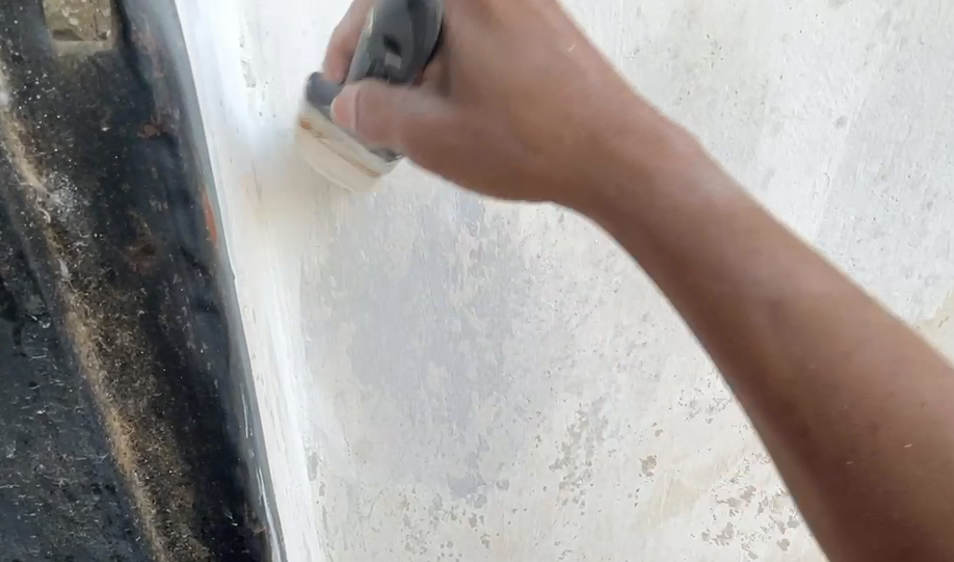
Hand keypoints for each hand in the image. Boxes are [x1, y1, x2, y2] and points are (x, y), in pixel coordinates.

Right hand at [322, 0, 680, 212]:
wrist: (613, 153)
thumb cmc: (527, 141)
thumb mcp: (434, 136)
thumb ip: (378, 113)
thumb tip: (348, 103)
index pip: (381, 0)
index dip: (350, 39)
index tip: (340, 83)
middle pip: (414, 7)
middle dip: (385, 53)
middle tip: (376, 105)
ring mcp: (522, 1)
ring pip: (446, 22)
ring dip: (420, 63)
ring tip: (418, 119)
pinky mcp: (541, 22)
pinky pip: (478, 31)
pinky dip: (453, 63)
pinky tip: (458, 111)